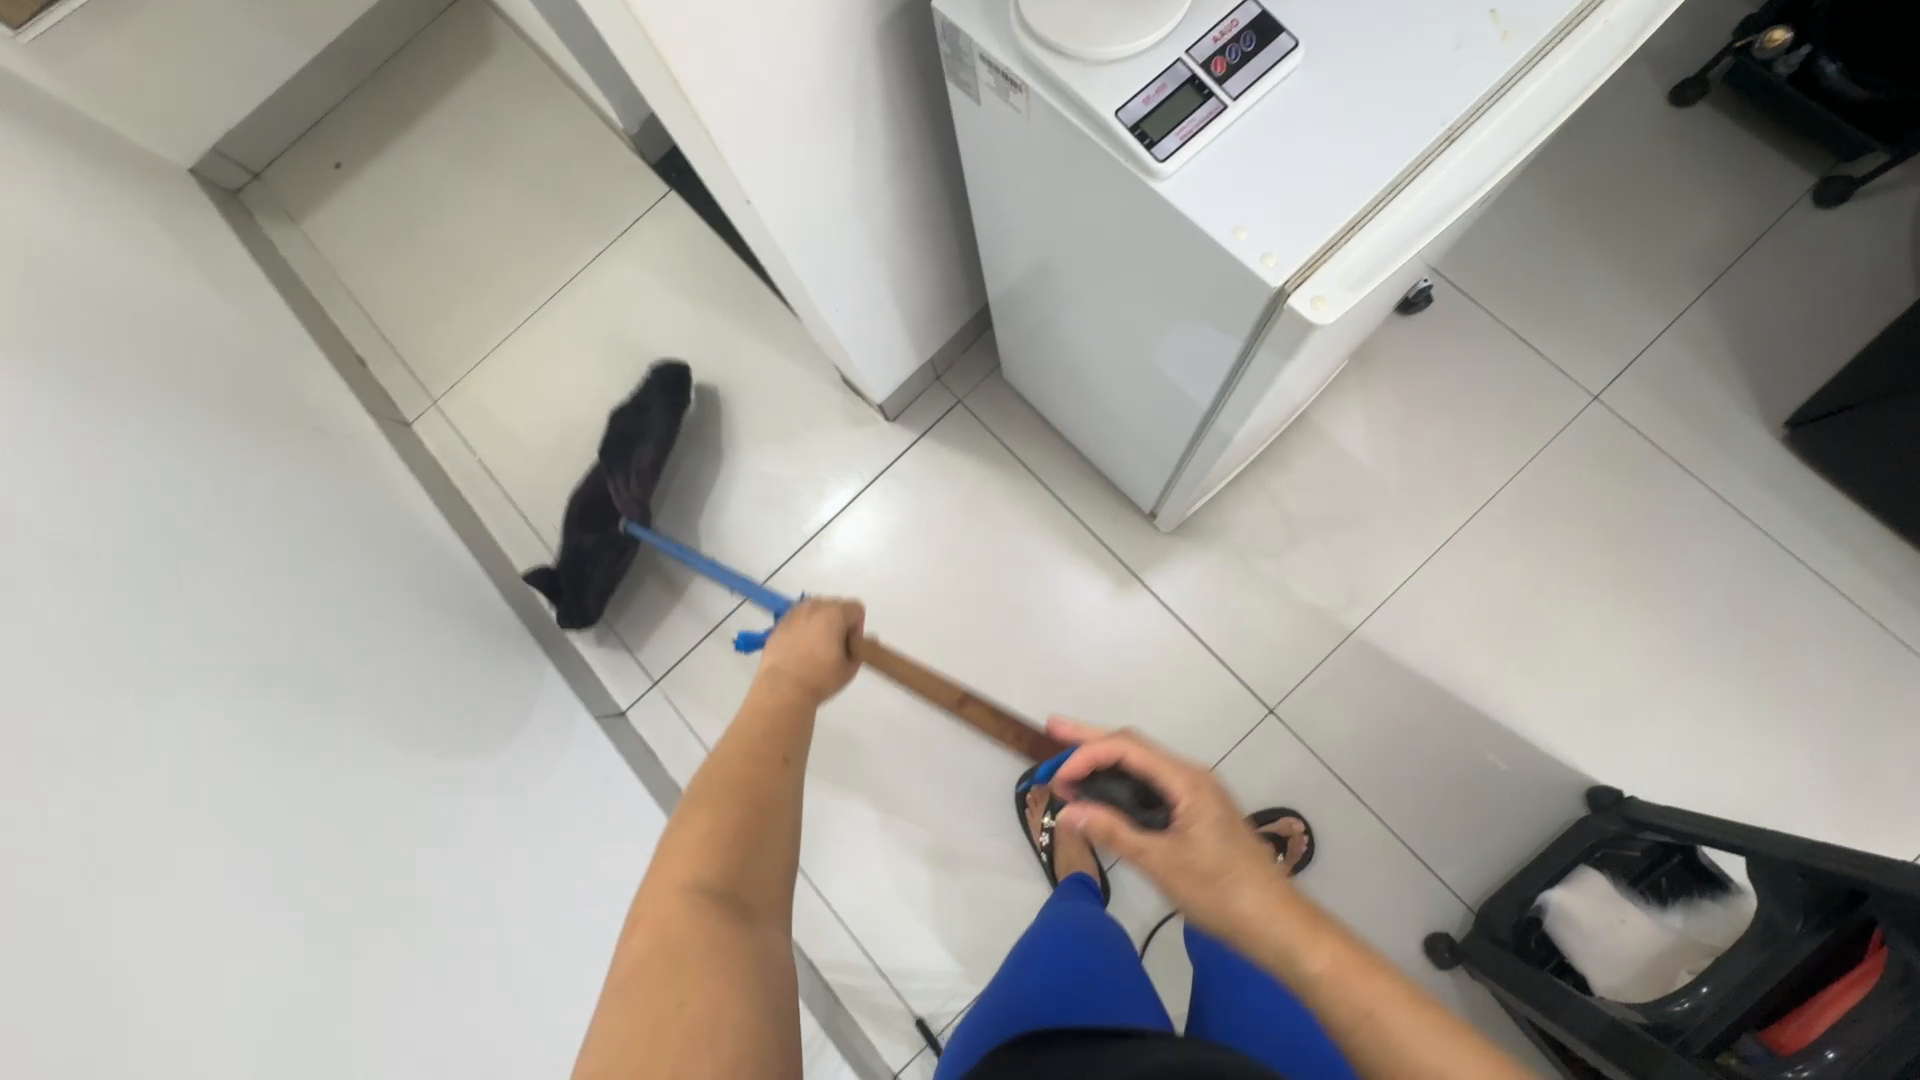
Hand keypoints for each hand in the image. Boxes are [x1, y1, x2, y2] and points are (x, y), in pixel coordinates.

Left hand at [753, 598, 864, 707]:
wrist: (782, 689)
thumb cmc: (820, 678)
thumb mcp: (851, 668)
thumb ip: (860, 649)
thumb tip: (853, 642)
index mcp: (834, 613)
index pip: (856, 609)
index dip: (857, 628)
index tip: (849, 647)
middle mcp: (813, 606)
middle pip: (835, 606)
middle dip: (839, 623)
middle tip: (834, 648)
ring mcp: (793, 613)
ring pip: (815, 611)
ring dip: (820, 623)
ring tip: (816, 648)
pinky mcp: (779, 624)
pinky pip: (799, 619)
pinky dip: (803, 629)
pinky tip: (800, 650)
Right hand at [1049, 717, 1289, 938]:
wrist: (1278, 925)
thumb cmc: (1222, 892)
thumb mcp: (1162, 864)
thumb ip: (1114, 832)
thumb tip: (1067, 812)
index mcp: (1186, 781)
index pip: (1127, 749)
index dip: (1088, 754)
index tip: (1059, 779)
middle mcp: (1191, 777)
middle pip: (1134, 746)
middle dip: (1091, 738)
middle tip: (1052, 727)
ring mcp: (1196, 794)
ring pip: (1143, 765)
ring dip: (1106, 762)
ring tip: (1070, 764)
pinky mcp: (1197, 813)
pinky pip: (1152, 785)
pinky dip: (1122, 783)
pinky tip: (1105, 794)